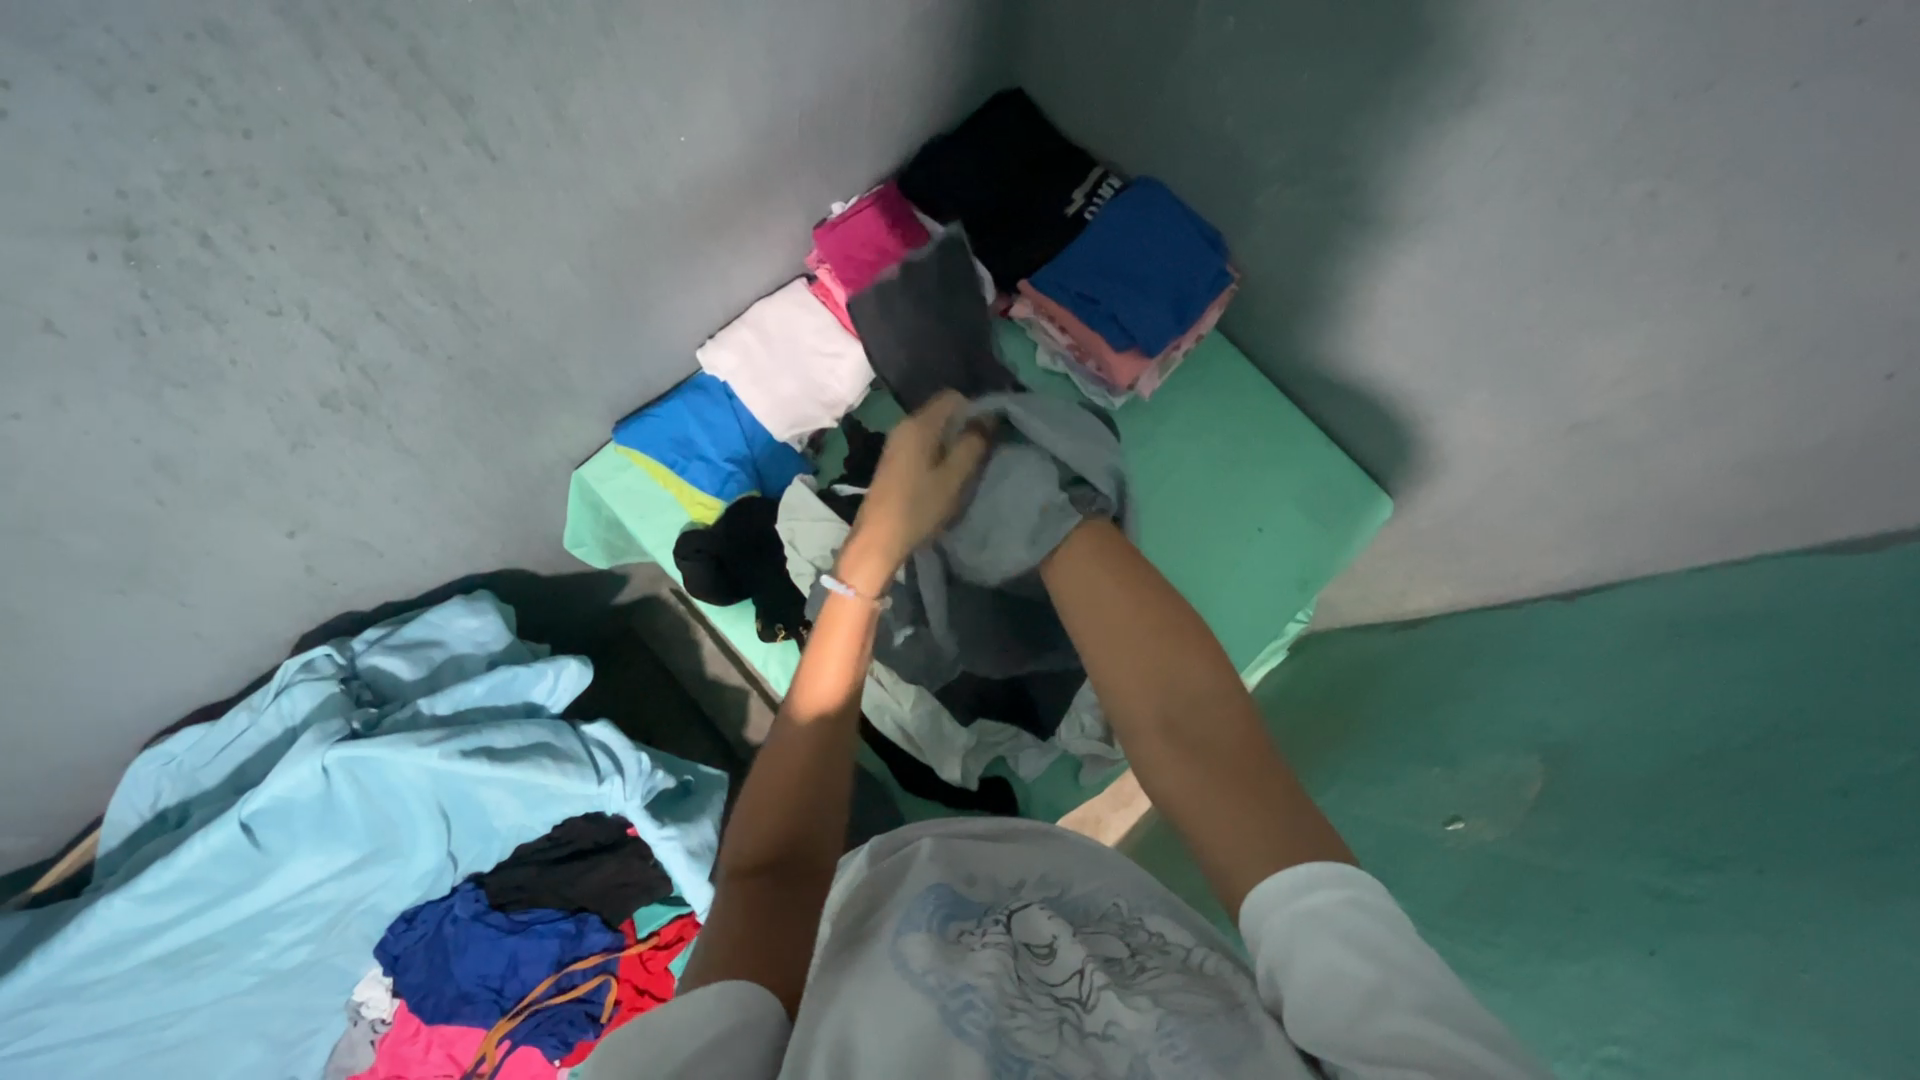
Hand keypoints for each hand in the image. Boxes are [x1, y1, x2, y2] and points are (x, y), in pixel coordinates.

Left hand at [836, 391, 989, 594]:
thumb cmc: (919, 507)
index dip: (976, 407)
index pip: (953, 396)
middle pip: (942, 411)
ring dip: (953, 440)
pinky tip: (948, 472)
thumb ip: (974, 443)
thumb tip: (989, 417)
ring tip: (971, 462)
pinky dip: (939, 451)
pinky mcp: (894, 460)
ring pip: (933, 429)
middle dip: (966, 424)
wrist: (879, 539)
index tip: (992, 429)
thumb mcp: (954, 476)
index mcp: (919, 424)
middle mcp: (905, 425)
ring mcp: (896, 443)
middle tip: (986, 447)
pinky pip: (923, 443)